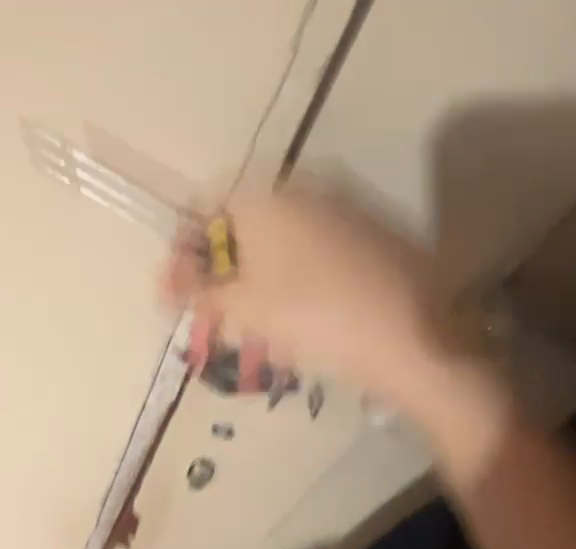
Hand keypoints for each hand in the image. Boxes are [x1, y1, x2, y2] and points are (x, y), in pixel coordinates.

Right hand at [161, 185, 472, 411]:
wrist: (409, 332)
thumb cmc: (310, 315)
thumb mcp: (241, 306)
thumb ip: (197, 288)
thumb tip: (166, 281)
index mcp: (264, 197)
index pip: (204, 208)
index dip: (182, 251)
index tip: (175, 291)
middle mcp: (301, 190)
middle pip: (240, 225)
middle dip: (217, 269)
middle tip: (209, 314)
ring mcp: (339, 209)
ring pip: (276, 241)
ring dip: (251, 279)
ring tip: (247, 327)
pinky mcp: (366, 235)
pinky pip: (309, 252)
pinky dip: (287, 279)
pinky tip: (289, 321)